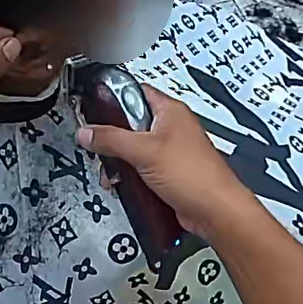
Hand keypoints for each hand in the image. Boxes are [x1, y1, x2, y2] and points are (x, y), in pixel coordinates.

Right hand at [76, 86, 260, 237]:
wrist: (214, 212)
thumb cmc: (196, 176)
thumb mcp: (144, 151)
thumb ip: (112, 139)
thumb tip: (88, 132)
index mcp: (170, 111)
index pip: (136, 91)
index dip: (114, 97)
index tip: (94, 107)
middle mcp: (171, 129)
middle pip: (131, 124)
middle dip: (113, 138)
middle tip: (103, 147)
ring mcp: (169, 153)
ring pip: (134, 150)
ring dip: (120, 161)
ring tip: (114, 172)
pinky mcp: (168, 174)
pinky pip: (142, 170)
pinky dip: (131, 176)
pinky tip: (125, 185)